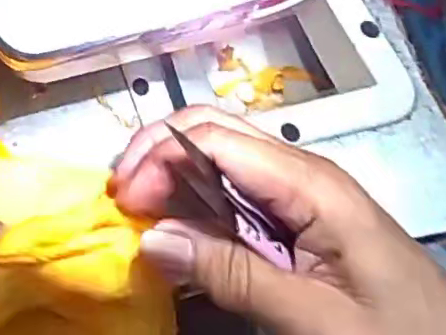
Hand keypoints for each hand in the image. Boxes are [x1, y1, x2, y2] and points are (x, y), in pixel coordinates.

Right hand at [111, 108, 445, 334]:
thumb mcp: (320, 323)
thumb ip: (233, 275)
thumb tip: (152, 239)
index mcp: (309, 181)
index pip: (213, 136)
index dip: (160, 155)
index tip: (126, 198)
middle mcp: (299, 169)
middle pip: (212, 129)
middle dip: (159, 150)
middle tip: (125, 195)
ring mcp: (300, 190)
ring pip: (219, 154)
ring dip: (174, 172)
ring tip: (142, 207)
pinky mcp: (301, 216)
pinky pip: (236, 189)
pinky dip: (197, 199)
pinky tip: (181, 225)